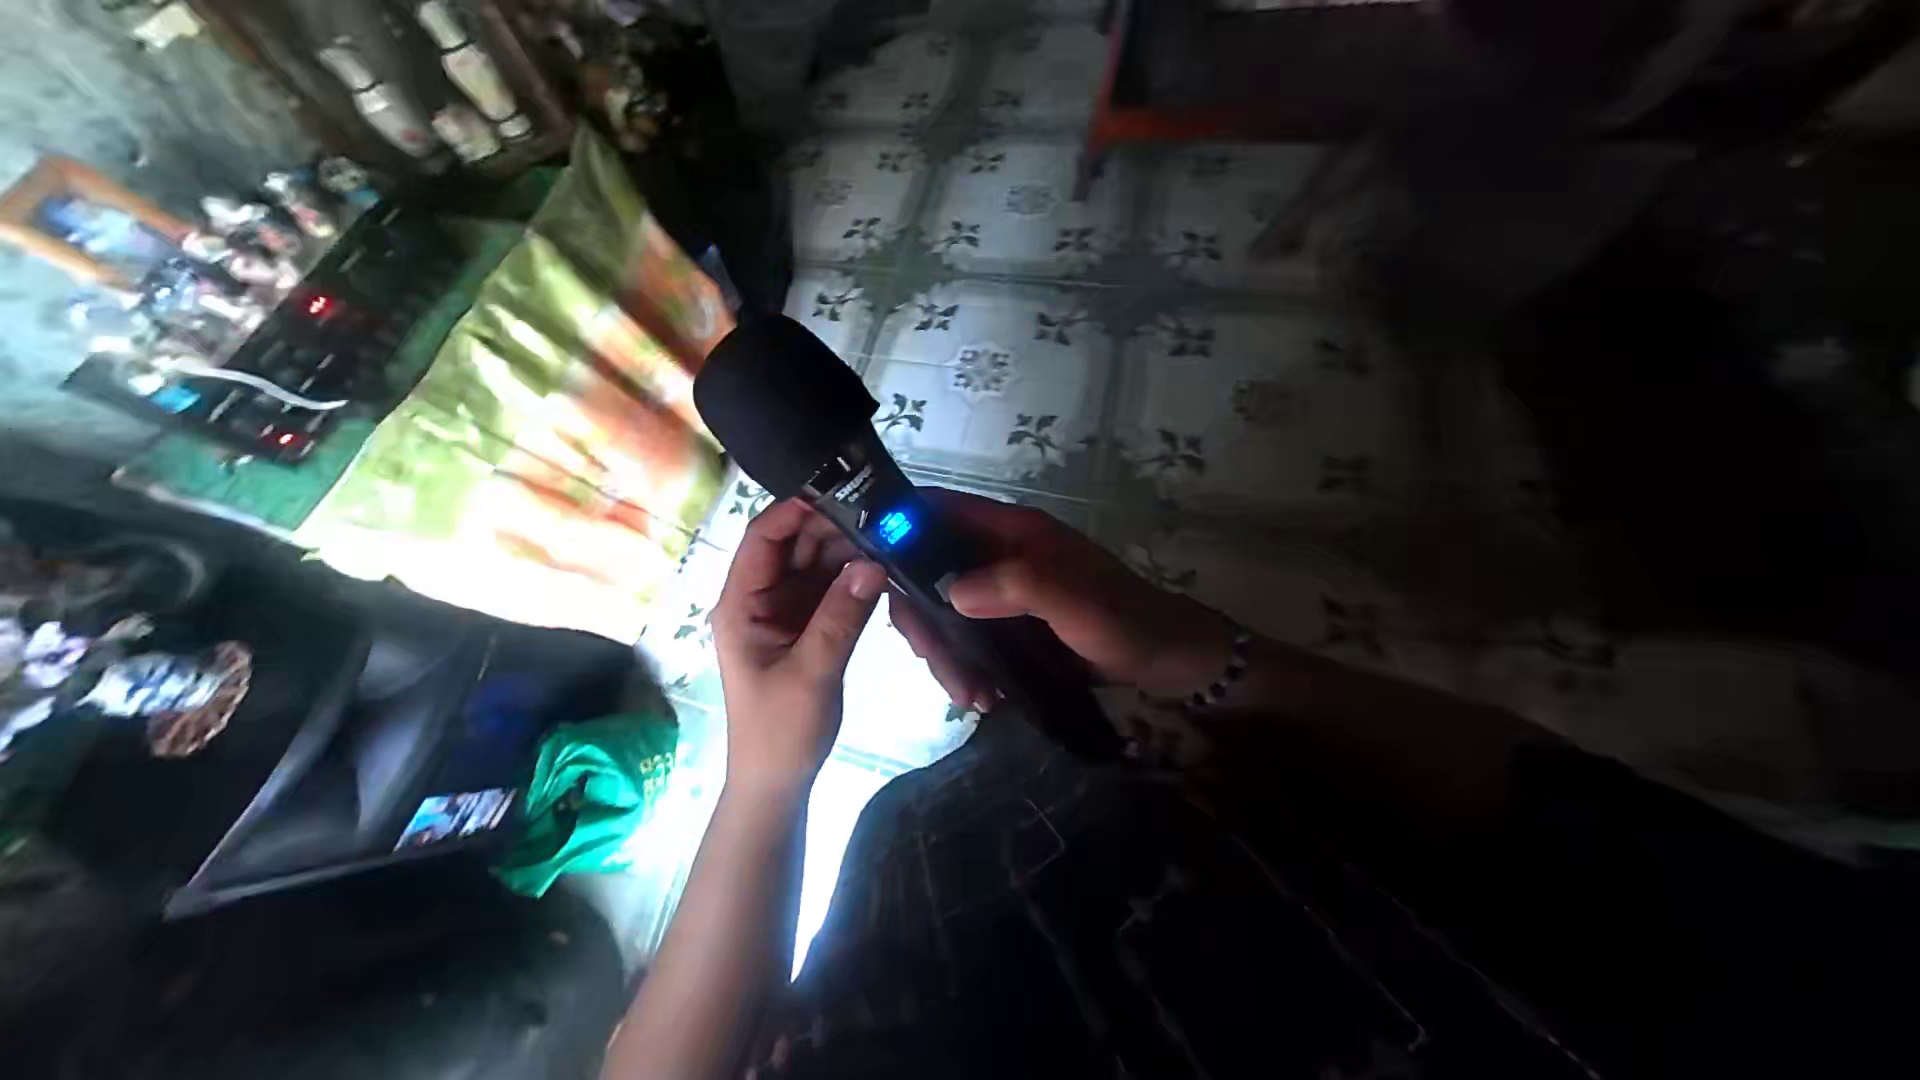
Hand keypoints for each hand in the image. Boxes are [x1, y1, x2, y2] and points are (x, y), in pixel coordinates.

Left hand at [712, 499, 887, 791]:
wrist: (779, 779)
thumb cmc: (780, 731)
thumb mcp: (811, 673)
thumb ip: (840, 618)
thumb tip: (874, 564)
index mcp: (741, 604)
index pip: (762, 539)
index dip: (795, 511)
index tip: (842, 495)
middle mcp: (762, 598)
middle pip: (794, 545)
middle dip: (833, 528)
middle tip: (883, 517)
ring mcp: (787, 609)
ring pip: (817, 562)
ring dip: (849, 549)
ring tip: (891, 536)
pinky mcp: (810, 623)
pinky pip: (833, 587)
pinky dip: (856, 575)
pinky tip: (886, 564)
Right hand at [887, 489, 1233, 705]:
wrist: (1164, 664)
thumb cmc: (1123, 621)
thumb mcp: (1075, 599)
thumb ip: (1017, 585)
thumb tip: (949, 592)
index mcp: (1012, 533)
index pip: (940, 509)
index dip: (900, 522)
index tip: (870, 562)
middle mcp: (998, 557)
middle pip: (928, 570)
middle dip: (919, 615)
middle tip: (931, 658)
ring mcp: (1000, 595)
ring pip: (941, 612)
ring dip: (943, 653)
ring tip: (966, 694)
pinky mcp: (1005, 629)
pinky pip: (963, 641)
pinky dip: (962, 668)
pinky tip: (979, 697)